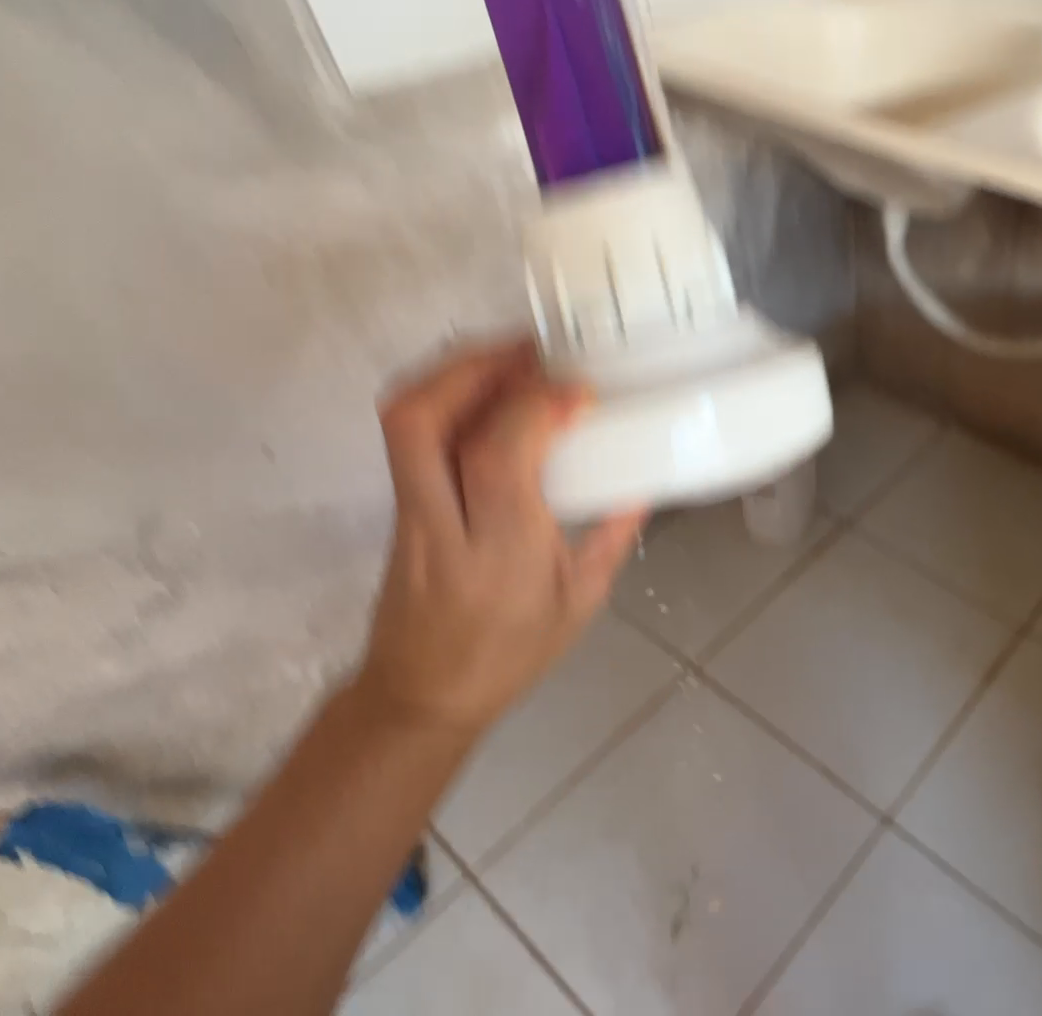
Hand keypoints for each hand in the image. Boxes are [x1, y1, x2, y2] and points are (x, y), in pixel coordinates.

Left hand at [355, 339, 647, 733]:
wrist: (421, 694)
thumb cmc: (510, 655)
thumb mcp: (579, 603)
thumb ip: (610, 538)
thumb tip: (642, 485)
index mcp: (500, 554)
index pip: (500, 456)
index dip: (537, 406)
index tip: (581, 389)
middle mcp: (444, 524)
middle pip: (424, 421)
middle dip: (476, 366)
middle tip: (532, 348)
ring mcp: (410, 512)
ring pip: (404, 419)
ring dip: (453, 372)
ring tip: (509, 358)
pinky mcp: (399, 505)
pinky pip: (410, 433)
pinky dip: (445, 395)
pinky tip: (489, 393)